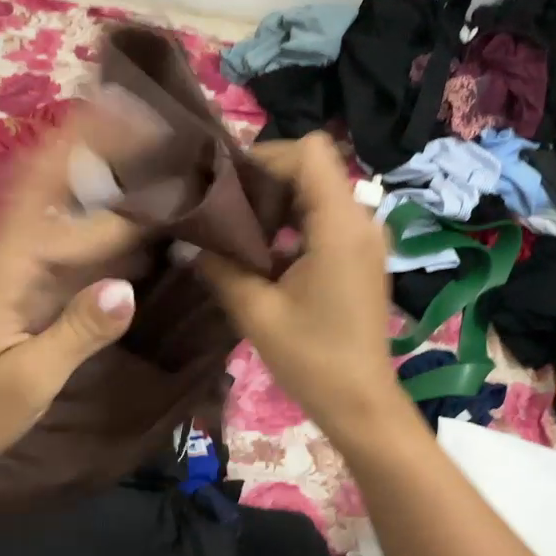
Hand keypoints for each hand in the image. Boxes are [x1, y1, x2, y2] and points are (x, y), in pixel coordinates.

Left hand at [0, 104, 161, 479]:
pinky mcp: (8, 285)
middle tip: (138, 109)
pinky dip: (86, 218)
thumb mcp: (26, 382)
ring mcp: (2, 266)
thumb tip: (127, 286)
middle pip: (45, 178)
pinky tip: (119, 218)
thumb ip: (77, 333)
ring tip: (136, 140)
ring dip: (88, 168)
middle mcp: (1, 252)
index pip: (74, 221)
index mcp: (4, 268)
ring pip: (48, 202)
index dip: (123, 199)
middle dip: (89, 139)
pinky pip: (52, 238)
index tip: (167, 165)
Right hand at [196, 132, 407, 437]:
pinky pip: (326, 219)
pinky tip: (264, 256)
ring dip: (278, 203)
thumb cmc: (311, 359)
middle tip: (222, 210)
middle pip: (312, 167)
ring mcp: (366, 239)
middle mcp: (361, 221)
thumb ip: (220, 266)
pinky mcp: (362, 258)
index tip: (226, 187)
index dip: (265, 157)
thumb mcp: (255, 312)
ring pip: (318, 192)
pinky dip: (294, 225)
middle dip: (265, 180)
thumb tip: (189, 240)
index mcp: (340, 225)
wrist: (360, 404)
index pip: (308, 151)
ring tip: (238, 233)